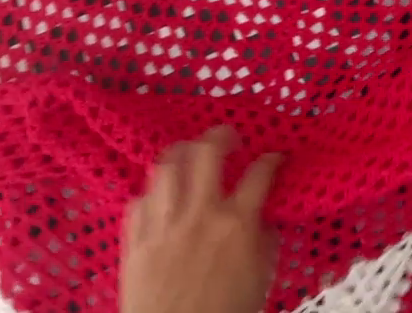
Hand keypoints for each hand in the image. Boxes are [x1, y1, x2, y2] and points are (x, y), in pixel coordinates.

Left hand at [121, 127, 281, 312]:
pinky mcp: (135, 244)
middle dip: (220, 134)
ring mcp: (163, 226)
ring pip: (165, 168)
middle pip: (207, 151)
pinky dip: (151, 196)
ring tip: (189, 157)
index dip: (272, 157)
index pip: (261, 171)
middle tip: (227, 136)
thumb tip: (264, 214)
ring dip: (180, 156)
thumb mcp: (261, 277)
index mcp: (237, 222)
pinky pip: (138, 203)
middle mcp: (200, 213)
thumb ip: (264, 238)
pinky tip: (160, 200)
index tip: (276, 156)